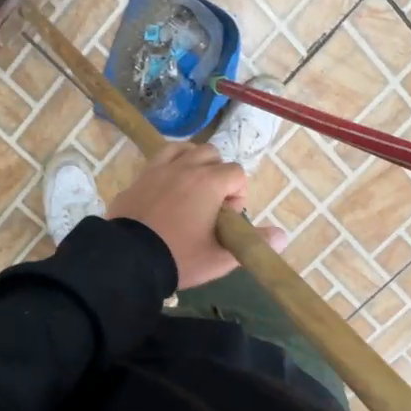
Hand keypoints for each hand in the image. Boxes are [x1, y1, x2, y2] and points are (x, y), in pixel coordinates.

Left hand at [108, 144, 251, 289]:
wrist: (128, 261)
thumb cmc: (179, 258)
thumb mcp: (218, 258)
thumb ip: (251, 244)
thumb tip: (282, 236)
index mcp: (209, 182)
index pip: (236, 174)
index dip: (237, 194)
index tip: (227, 218)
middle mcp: (185, 167)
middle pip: (211, 155)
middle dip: (217, 174)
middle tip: (210, 204)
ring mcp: (158, 169)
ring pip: (184, 149)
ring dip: (193, 163)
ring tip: (190, 189)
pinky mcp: (138, 178)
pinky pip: (158, 160)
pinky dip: (167, 166)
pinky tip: (166, 188)